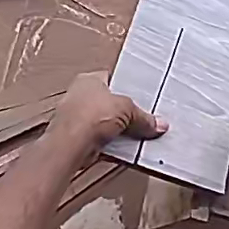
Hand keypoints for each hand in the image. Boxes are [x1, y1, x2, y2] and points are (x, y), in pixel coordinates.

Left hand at [46, 72, 165, 160]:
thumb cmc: (88, 116)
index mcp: (89, 79)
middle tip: (141, 119)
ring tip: (135, 135)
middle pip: (110, 104)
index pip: (112, 79)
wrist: (71, 144)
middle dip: (124, 114)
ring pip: (105, 124)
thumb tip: (157, 124)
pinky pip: (100, 140)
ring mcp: (76, 118)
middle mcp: (80, 96)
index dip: (127, 88)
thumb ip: (143, 117)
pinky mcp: (77, 138)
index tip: (141, 98)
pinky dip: (111, 145)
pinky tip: (123, 148)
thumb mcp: (127, 109)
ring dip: (118, 131)